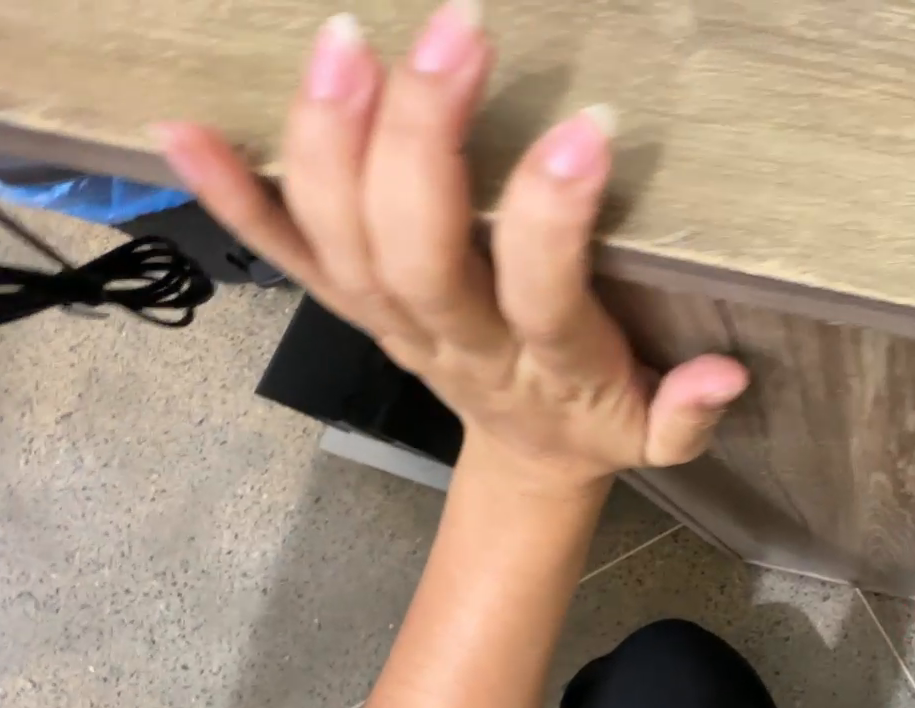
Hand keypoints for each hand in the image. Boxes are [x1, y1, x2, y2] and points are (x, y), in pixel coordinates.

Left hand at [150, 1, 747, 494]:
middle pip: (418, 253)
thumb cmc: (602, 430)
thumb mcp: (661, 440)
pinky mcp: (361, 313)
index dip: (553, 216)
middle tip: (458, 38)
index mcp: (547, 369)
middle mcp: (459, 344)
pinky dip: (235, 204)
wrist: (531, 459)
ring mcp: (398, 326)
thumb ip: (690, 411)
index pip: (540, 292)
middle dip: (425, 143)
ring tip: (351, 41)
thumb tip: (729, 372)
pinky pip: (291, 262)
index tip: (589, 129)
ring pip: (343, 242)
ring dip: (332, 144)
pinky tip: (186, 132)